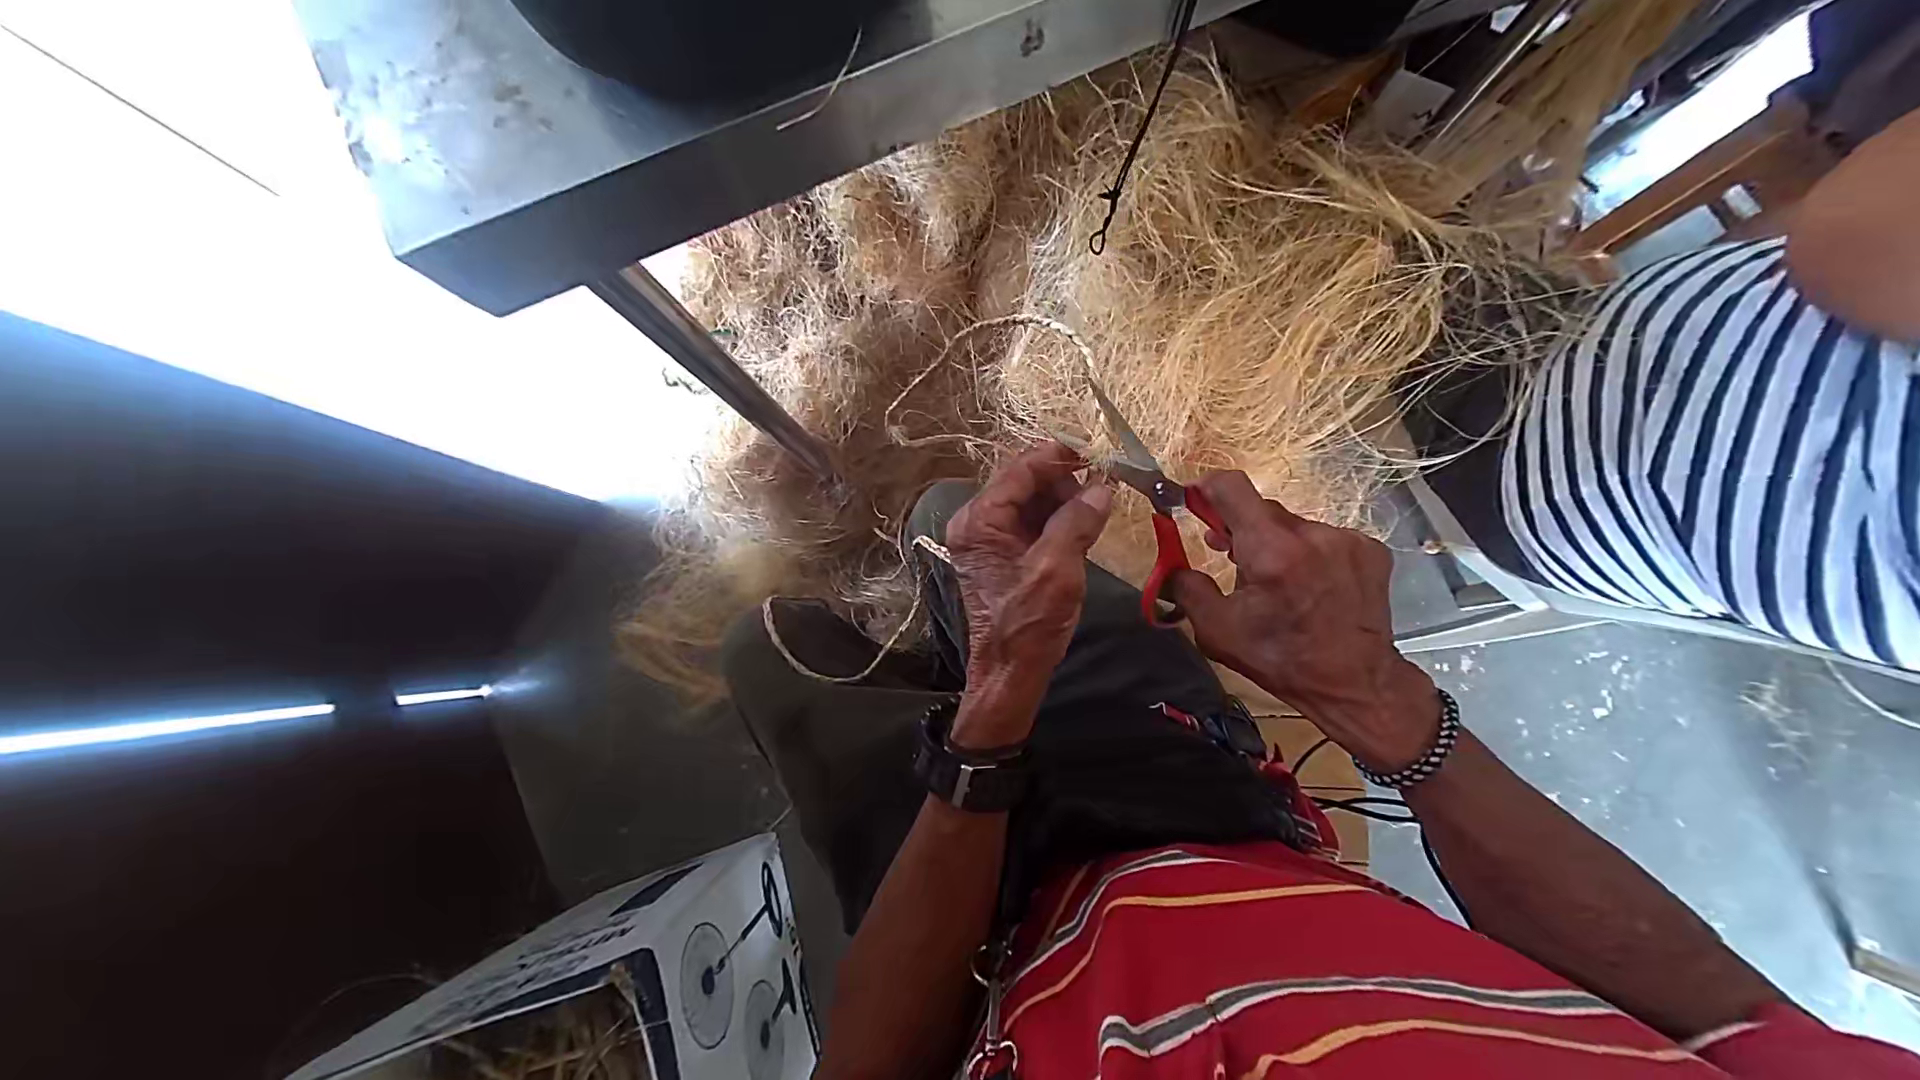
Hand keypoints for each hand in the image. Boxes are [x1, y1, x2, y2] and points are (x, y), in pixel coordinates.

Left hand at [945, 442, 1113, 744]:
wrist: (1010, 671)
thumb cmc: (1028, 622)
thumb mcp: (1057, 568)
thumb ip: (1077, 521)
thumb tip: (1102, 487)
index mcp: (979, 521)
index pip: (1019, 470)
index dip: (1058, 457)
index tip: (1095, 453)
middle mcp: (977, 523)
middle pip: (1024, 483)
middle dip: (1063, 483)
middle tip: (1100, 491)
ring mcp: (988, 540)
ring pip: (1031, 503)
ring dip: (1063, 502)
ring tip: (1093, 514)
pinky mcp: (1003, 555)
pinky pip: (1032, 525)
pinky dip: (1057, 522)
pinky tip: (1081, 530)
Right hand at [1167, 471, 1437, 772]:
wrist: (1355, 684)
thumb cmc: (1279, 658)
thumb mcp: (1216, 630)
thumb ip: (1187, 586)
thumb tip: (1175, 563)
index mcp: (1271, 552)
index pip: (1232, 487)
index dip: (1205, 486)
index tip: (1192, 499)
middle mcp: (1311, 535)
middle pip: (1260, 508)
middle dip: (1237, 526)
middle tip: (1226, 553)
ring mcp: (1346, 540)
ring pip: (1290, 524)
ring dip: (1272, 541)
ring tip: (1271, 580)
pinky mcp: (1369, 549)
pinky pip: (1321, 537)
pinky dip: (1304, 551)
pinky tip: (1305, 583)